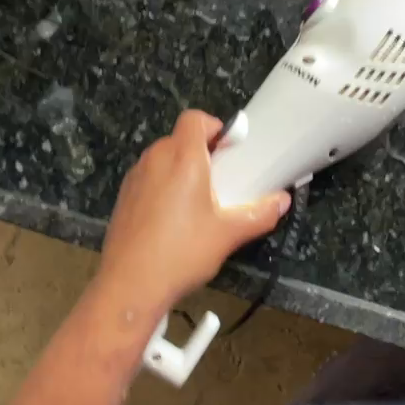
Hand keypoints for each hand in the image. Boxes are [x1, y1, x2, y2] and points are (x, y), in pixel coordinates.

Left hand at [95, 111, 288, 312]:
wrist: (129, 285)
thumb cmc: (182, 253)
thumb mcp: (228, 234)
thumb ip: (259, 214)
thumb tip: (282, 201)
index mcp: (183, 158)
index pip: (194, 118)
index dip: (214, 127)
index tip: (229, 151)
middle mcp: (155, 159)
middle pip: (180, 138)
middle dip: (201, 152)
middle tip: (220, 179)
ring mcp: (134, 177)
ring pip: (162, 158)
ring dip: (181, 168)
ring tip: (198, 201)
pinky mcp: (123, 197)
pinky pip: (148, 177)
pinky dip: (163, 185)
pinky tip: (172, 218)